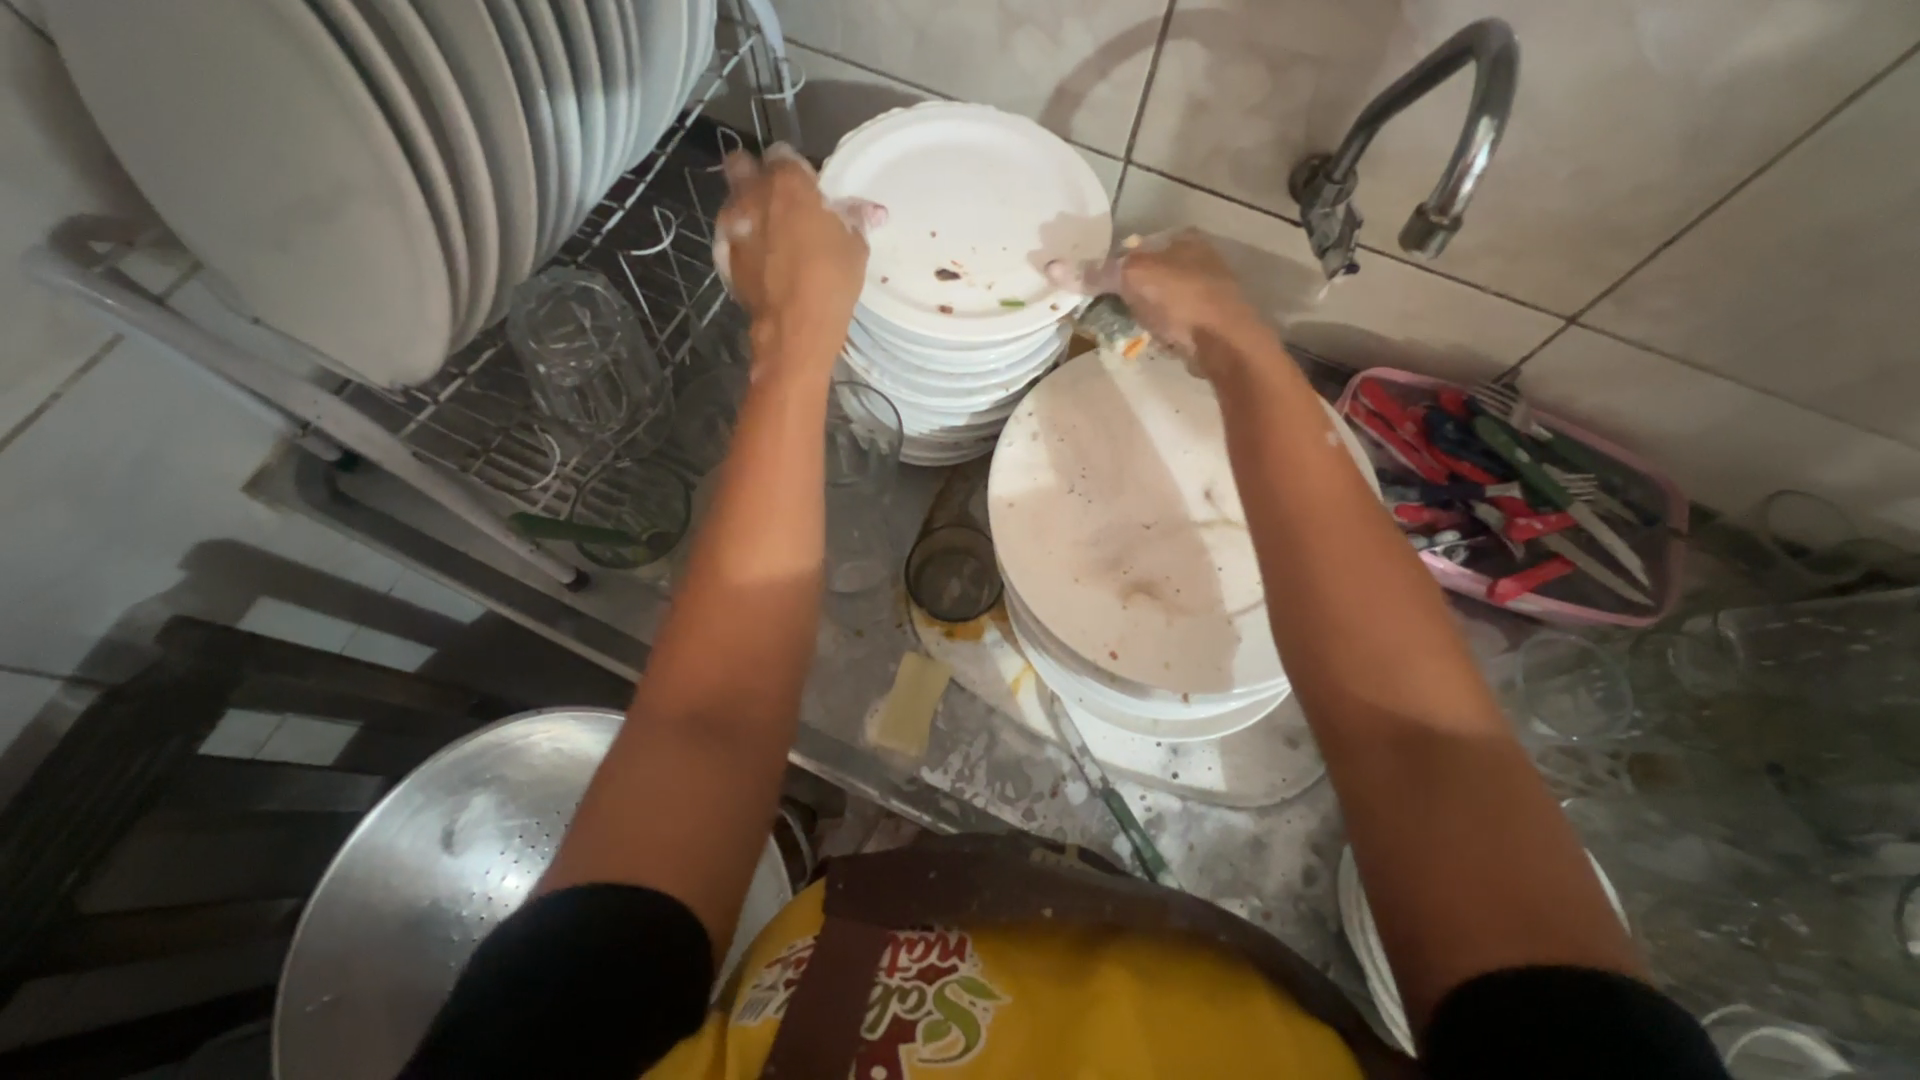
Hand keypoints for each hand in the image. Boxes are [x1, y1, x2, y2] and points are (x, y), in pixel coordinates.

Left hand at [714, 144, 873, 370]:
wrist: (794, 326)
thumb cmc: (831, 279)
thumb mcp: (855, 247)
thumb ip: (854, 218)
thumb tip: (868, 209)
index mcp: (787, 182)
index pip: (784, 154)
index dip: (795, 169)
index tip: (807, 188)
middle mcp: (752, 194)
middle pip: (741, 164)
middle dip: (754, 173)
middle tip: (777, 198)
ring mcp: (732, 225)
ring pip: (732, 200)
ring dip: (747, 209)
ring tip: (769, 234)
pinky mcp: (723, 255)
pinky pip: (731, 237)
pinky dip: (743, 242)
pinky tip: (761, 262)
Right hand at [1050, 230, 1268, 373]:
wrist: (1224, 342)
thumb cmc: (1180, 298)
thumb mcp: (1131, 278)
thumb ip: (1094, 274)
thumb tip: (1052, 267)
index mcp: (1183, 237)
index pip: (1137, 244)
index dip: (1114, 263)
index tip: (1095, 285)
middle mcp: (1198, 258)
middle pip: (1147, 273)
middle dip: (1124, 291)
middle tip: (1101, 309)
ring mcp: (1205, 292)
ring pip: (1158, 299)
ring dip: (1139, 312)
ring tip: (1119, 327)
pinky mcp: (1207, 321)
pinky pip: (1171, 322)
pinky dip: (1157, 329)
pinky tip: (1146, 339)